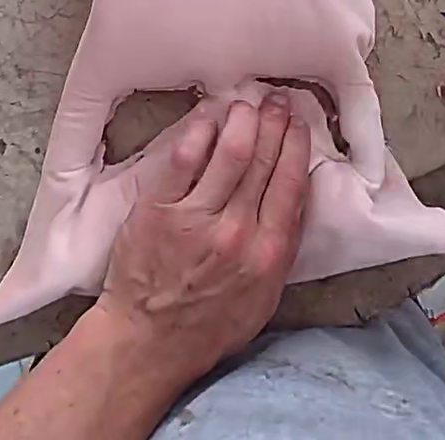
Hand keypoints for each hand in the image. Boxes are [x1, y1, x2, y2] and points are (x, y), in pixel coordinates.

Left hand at [93, 94, 311, 391]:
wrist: (146, 344)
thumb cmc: (210, 321)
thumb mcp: (266, 293)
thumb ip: (286, 242)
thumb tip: (299, 189)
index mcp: (268, 250)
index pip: (290, 180)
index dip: (296, 143)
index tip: (298, 122)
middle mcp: (236, 231)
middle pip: (264, 160)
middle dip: (275, 122)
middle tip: (277, 100)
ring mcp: (195, 219)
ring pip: (231, 152)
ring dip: (244, 119)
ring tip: (248, 102)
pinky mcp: (158, 211)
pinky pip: (184, 159)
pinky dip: (201, 131)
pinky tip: (210, 115)